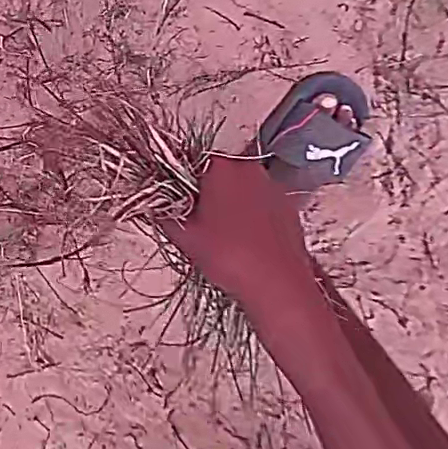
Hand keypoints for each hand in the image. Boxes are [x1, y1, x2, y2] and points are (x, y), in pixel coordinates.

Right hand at [160, 156, 318, 312]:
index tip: (181, 203)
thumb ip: (165, 214)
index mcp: (220, 166)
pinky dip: (255, 215)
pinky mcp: (290, 207)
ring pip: (243, 188)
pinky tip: (248, 241)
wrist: (279, 286)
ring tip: (225, 235)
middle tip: (200, 221)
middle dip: (209, 192)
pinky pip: (264, 203)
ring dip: (233, 203)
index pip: (193, 162)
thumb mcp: (185, 236)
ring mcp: (273, 187)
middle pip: (220, 173)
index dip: (184, 183)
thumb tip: (157, 207)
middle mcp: (248, 168)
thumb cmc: (229, 255)